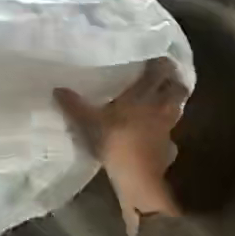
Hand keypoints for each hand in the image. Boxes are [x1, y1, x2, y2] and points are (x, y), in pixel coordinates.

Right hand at [55, 59, 187, 233]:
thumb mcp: (90, 123)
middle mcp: (159, 108)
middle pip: (177, 90)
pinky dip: (167, 130)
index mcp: (143, 96)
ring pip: (177, 109)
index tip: (157, 56)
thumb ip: (74, 106)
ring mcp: (167, 128)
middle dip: (174, 82)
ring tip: (161, 101)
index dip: (161, 63)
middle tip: (165, 77)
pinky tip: (158, 134)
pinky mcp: (168, 148)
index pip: (158, 73)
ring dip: (173, 103)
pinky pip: (171, 133)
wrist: (138, 179)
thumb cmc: (116, 142)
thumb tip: (57, 89)